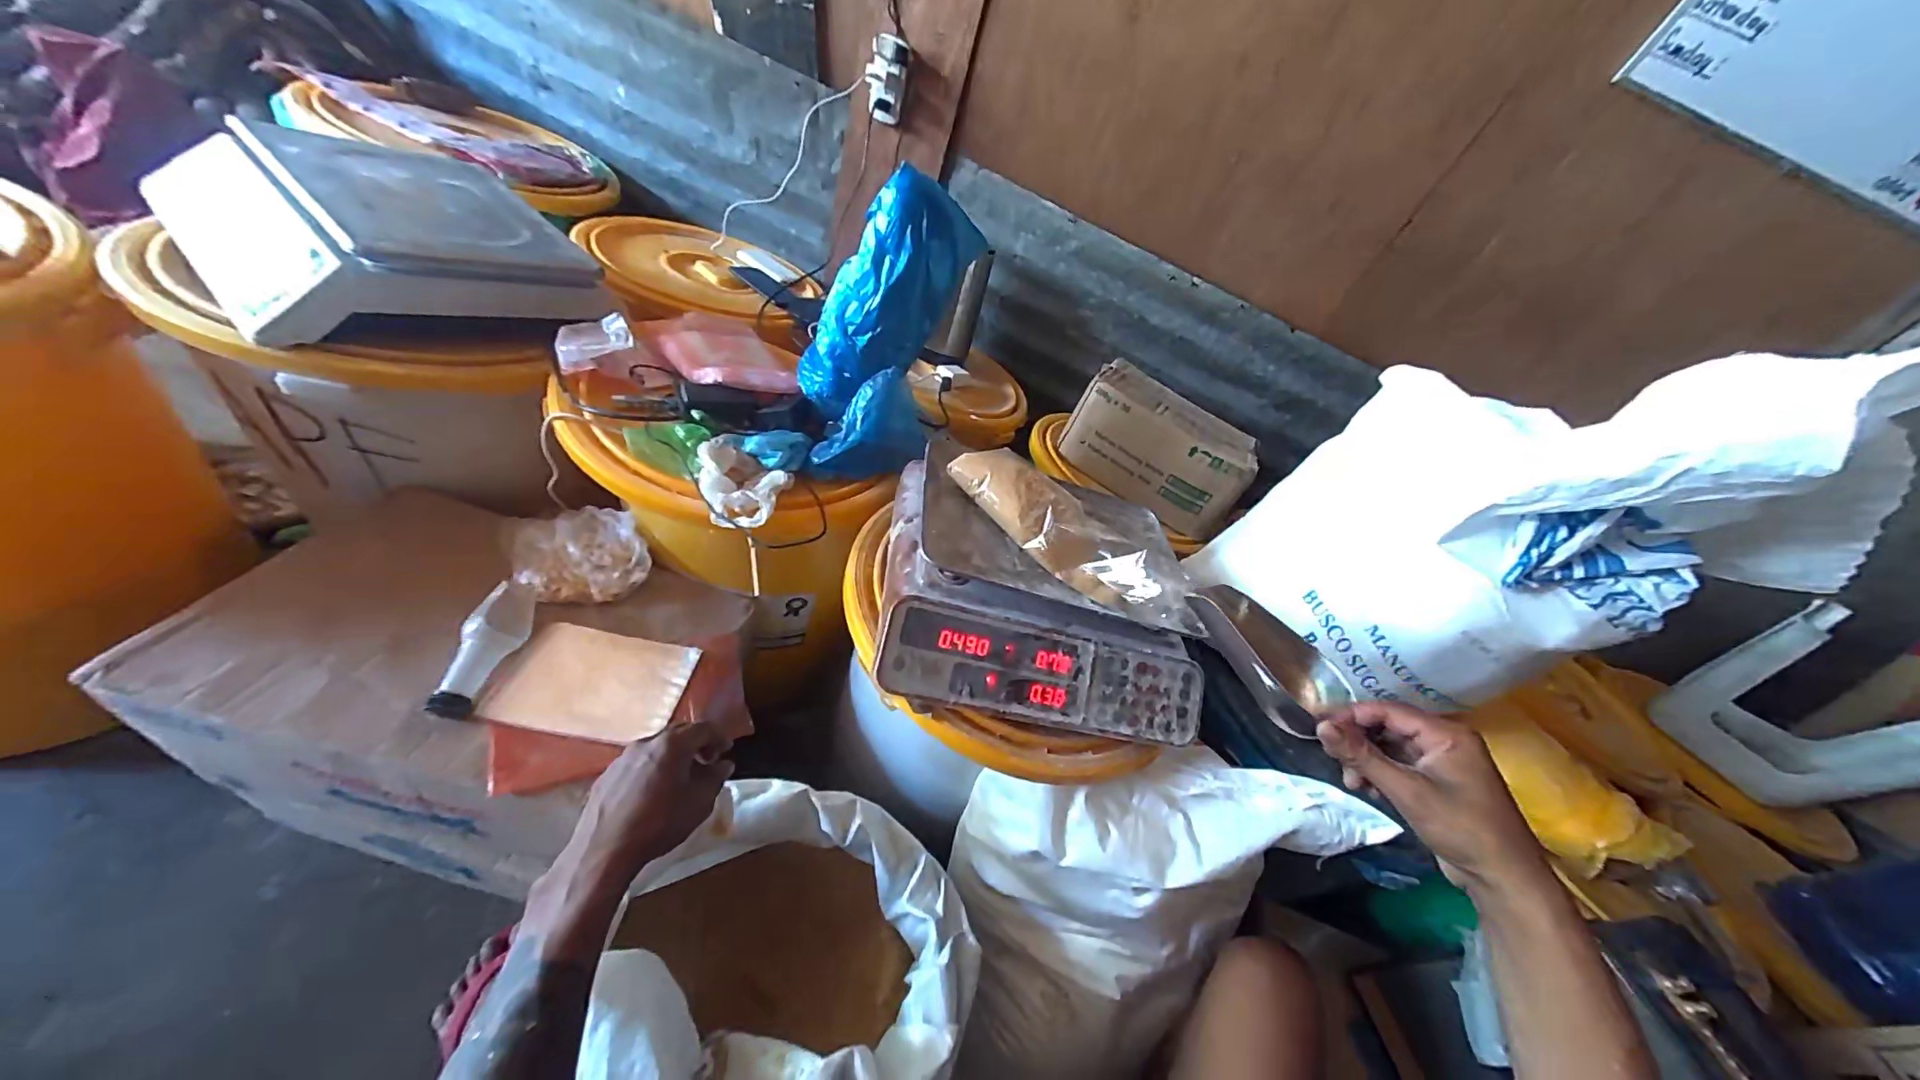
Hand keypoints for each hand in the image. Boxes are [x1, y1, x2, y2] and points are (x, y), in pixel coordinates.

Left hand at [571, 721, 734, 882]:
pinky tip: (652, 792)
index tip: (726, 750)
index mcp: (672, 745)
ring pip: (656, 747)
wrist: (603, 851)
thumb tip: (723, 764)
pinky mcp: (606, 775)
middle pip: (678, 732)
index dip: (719, 737)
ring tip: (679, 778)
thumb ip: (715, 778)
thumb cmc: (659, 824)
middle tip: (707, 761)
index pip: (703, 728)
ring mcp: (622, 758)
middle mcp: (646, 743)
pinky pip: (637, 763)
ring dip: (673, 756)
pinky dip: (652, 768)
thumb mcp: (700, 803)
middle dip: (696, 743)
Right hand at [1316, 702, 1544, 891]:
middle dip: (1358, 741)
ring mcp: (1442, 763)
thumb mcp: (1405, 789)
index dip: (1352, 715)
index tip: (1320, 727)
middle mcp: (1445, 741)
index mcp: (1446, 734)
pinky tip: (1367, 789)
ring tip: (1352, 781)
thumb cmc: (1460, 827)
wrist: (1503, 878)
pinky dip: (1379, 773)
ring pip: (1390, 747)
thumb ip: (1361, 755)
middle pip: (1388, 727)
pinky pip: (1399, 765)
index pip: (1388, 710)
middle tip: (1333, 757)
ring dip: (1366, 761)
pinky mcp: (1437, 782)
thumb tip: (1321, 726)